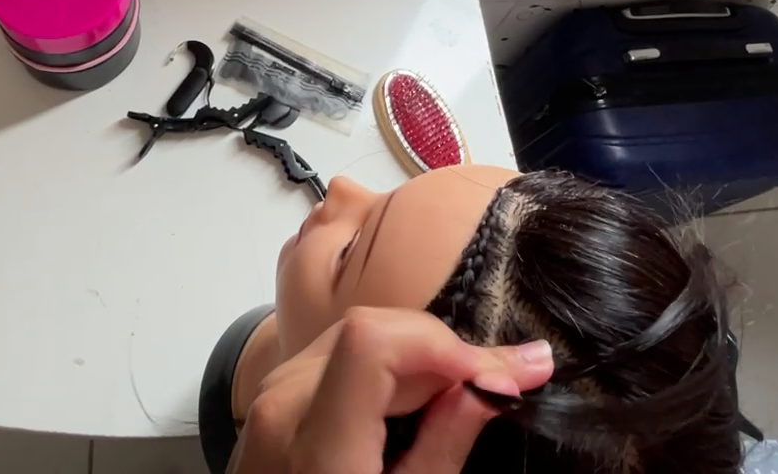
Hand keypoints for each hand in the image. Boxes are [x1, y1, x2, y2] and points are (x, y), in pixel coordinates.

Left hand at [230, 306, 553, 473]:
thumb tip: (497, 382)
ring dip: (419, 352)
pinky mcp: (274, 396)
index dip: (441, 343)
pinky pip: (338, 354)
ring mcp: (271, 394)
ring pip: (357, 334)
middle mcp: (282, 402)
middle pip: (372, 330)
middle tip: (505, 377)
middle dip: (444, 348)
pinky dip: (387, 363)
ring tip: (471, 383)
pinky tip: (423, 390)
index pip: (372, 341)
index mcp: (313, 446)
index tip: (499, 376)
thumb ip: (444, 445)